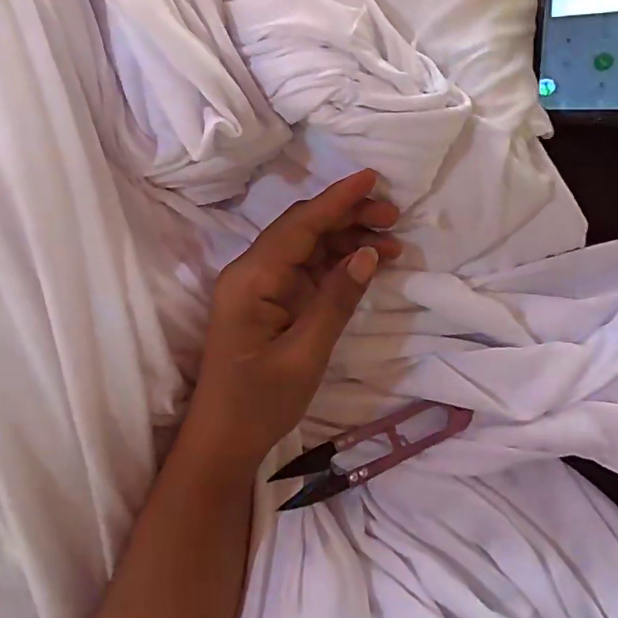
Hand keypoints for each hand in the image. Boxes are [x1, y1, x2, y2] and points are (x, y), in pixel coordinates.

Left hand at [183, 170, 402, 472]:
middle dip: (347, 217)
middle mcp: (250, 272)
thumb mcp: (306, 354)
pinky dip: (335, 264)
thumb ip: (336, 299)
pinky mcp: (267, 302)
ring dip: (345, 240)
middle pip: (302, 230)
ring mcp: (257, 287)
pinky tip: (366, 264)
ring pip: (305, 248)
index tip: (371, 177)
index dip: (337, 199)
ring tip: (391, 242)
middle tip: (393, 217)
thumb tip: (367, 253)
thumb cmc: (259, 402)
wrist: (223, 440)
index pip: (299, 225)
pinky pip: (304, 271)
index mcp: (251, 278)